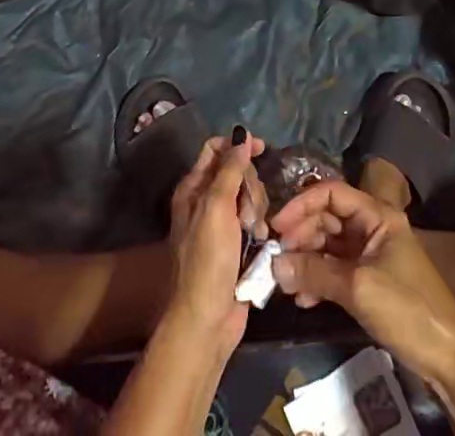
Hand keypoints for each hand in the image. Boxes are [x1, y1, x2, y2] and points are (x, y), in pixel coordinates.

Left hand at [164, 133, 267, 346]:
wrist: (206, 319)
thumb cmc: (207, 261)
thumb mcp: (216, 209)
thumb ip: (230, 170)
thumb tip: (241, 135)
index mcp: (193, 190)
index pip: (215, 150)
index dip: (238, 146)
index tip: (262, 150)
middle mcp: (205, 202)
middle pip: (238, 172)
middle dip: (250, 187)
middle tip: (248, 212)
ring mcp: (222, 224)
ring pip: (250, 196)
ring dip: (257, 209)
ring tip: (254, 233)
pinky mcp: (237, 244)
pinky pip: (256, 220)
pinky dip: (261, 227)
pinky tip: (261, 242)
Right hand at [268, 180, 454, 383]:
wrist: (447, 355)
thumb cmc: (408, 309)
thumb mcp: (358, 288)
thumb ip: (315, 273)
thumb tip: (274, 265)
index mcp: (378, 216)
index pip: (332, 194)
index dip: (302, 205)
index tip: (276, 228)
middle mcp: (373, 228)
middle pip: (328, 218)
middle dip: (301, 235)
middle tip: (276, 260)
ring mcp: (370, 255)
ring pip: (328, 246)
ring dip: (305, 261)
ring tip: (285, 284)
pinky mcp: (368, 280)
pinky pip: (334, 270)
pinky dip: (317, 280)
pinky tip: (302, 300)